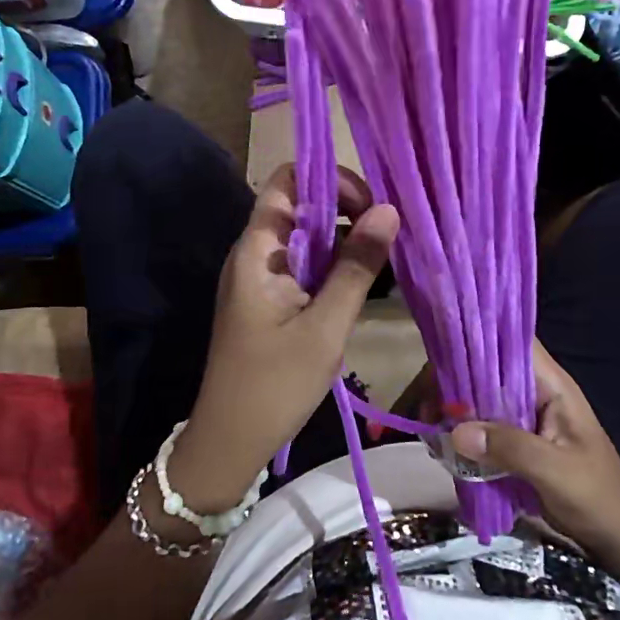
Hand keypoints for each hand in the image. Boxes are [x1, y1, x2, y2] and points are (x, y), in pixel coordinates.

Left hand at [169, 164, 398, 509]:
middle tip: (387, 235)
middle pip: (301, 205)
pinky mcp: (271, 301)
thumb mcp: (325, 327)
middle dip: (346, 209)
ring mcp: (262, 278)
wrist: (231, 440)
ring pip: (306, 237)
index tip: (371, 207)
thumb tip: (389, 211)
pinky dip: (334, 266)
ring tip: (384, 258)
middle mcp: (256, 254)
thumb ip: (356, 268)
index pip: (288, 180)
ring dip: (344, 240)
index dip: (330, 179)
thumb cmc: (274, 385)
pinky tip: (362, 283)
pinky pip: (305, 266)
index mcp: (258, 250)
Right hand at [446, 342, 619, 552]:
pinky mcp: (513, 440)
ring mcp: (522, 416)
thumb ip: (510, 448)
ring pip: (479, 396)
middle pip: (486, 367)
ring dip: (452, 408)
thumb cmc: (597, 496)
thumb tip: (455, 431)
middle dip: (454, 380)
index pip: (512, 342)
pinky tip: (440, 446)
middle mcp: (533, 392)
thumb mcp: (555, 471)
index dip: (478, 336)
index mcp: (551, 385)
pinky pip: (480, 425)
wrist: (617, 536)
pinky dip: (459, 431)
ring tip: (428, 427)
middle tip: (428, 408)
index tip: (441, 353)